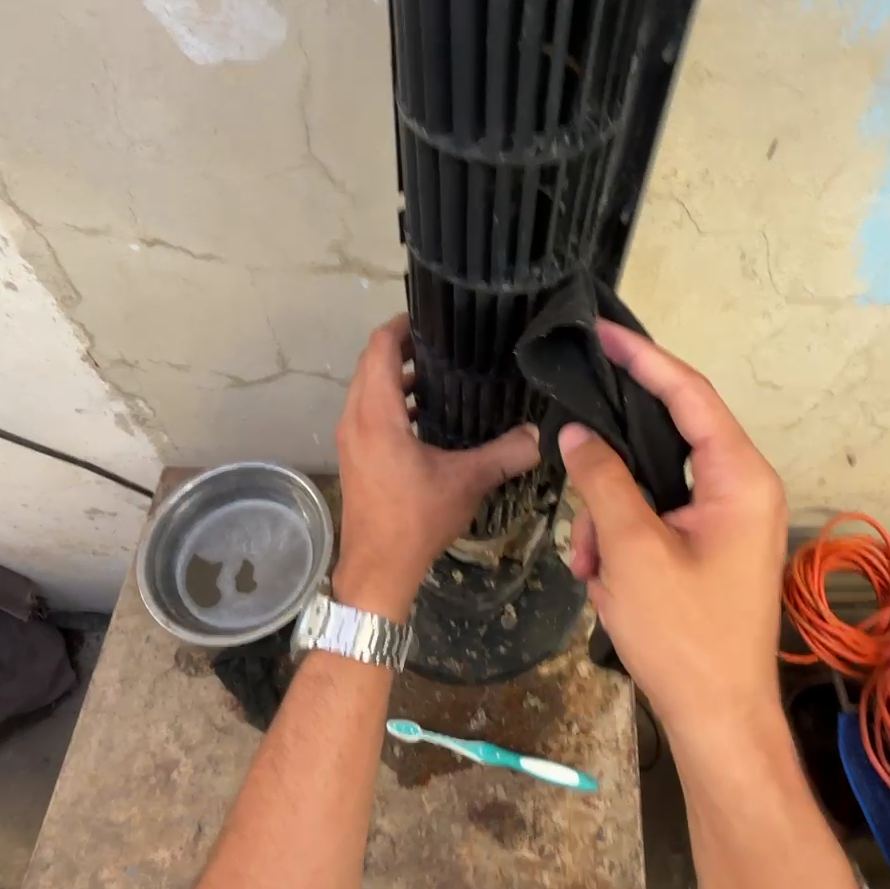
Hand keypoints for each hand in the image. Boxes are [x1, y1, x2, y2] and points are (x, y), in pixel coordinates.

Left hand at [333, 315, 541, 620]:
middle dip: (401, 348)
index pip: (380, 349)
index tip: (432, 318)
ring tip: (436, 373)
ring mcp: (350, 439)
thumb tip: (539, 435)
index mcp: (376, 414)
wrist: (377, 570)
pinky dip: (389, 402)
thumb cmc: (415, 519)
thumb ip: (505, 454)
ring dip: (394, 376)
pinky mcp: (354, 456)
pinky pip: (367, 412)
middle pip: (370, 364)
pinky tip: (424, 415)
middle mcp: (355, 418)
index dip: (401, 326)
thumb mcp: (466, 482)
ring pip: (366, 389)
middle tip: (443, 342)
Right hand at [561, 320, 787, 739]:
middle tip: (569, 464)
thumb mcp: (632, 549)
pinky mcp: (707, 544)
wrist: (716, 719)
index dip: (644, 358)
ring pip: (647, 484)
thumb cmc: (683, 634)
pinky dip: (621, 538)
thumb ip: (602, 478)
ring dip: (608, 515)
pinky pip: (653, 517)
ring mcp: (724, 518)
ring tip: (589, 562)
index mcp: (738, 477)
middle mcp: (740, 487)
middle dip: (608, 465)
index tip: (603, 332)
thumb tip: (575, 433)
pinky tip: (601, 576)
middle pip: (662, 439)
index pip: (689, 394)